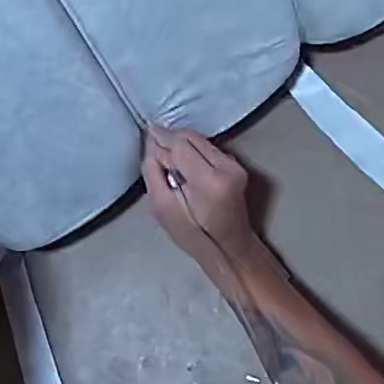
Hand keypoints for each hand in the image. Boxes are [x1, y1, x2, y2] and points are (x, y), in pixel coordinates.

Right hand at [140, 126, 261, 275]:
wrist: (230, 249)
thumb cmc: (194, 235)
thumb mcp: (162, 207)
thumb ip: (153, 171)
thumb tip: (152, 145)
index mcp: (210, 181)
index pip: (180, 145)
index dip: (161, 138)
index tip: (147, 134)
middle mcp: (227, 167)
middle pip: (190, 137)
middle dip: (169, 138)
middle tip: (153, 146)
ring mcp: (235, 165)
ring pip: (199, 139)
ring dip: (180, 142)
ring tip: (167, 157)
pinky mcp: (236, 165)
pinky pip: (206, 146)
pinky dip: (191, 148)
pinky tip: (183, 162)